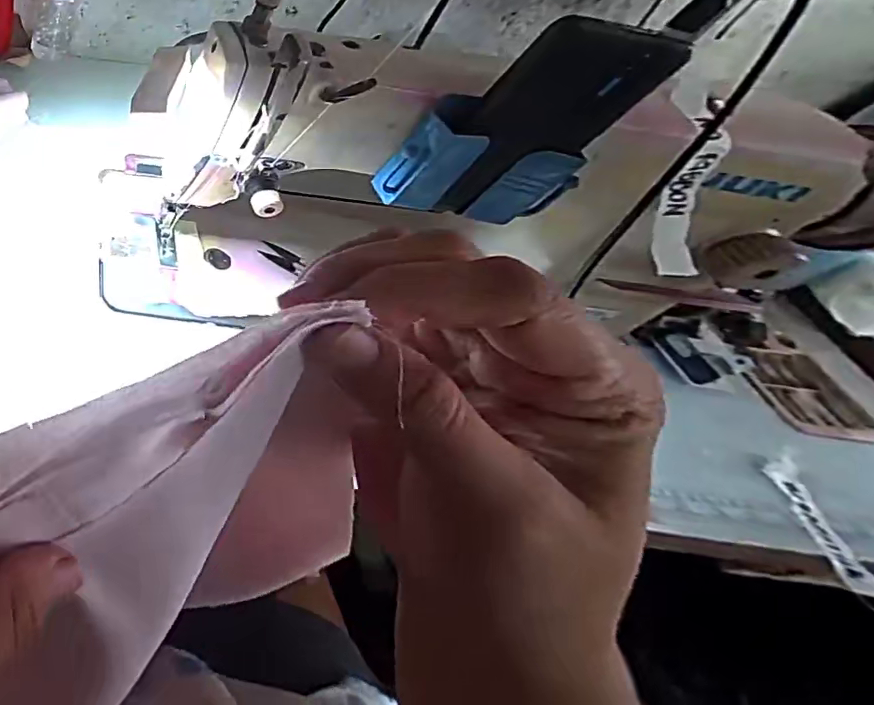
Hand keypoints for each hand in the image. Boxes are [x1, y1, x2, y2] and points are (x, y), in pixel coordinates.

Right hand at [280, 230, 662, 704]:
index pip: (512, 294)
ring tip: (296, 306)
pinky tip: (304, 315)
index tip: (342, 310)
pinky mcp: (417, 357)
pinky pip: (372, 304)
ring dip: (344, 277)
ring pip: (407, 269)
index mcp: (591, 378)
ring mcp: (471, 347)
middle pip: (455, 264)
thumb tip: (330, 332)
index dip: (424, 287)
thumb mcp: (490, 500)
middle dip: (373, 272)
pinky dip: (332, 300)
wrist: (488, 623)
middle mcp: (533, 347)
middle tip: (302, 302)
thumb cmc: (523, 581)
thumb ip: (420, 408)